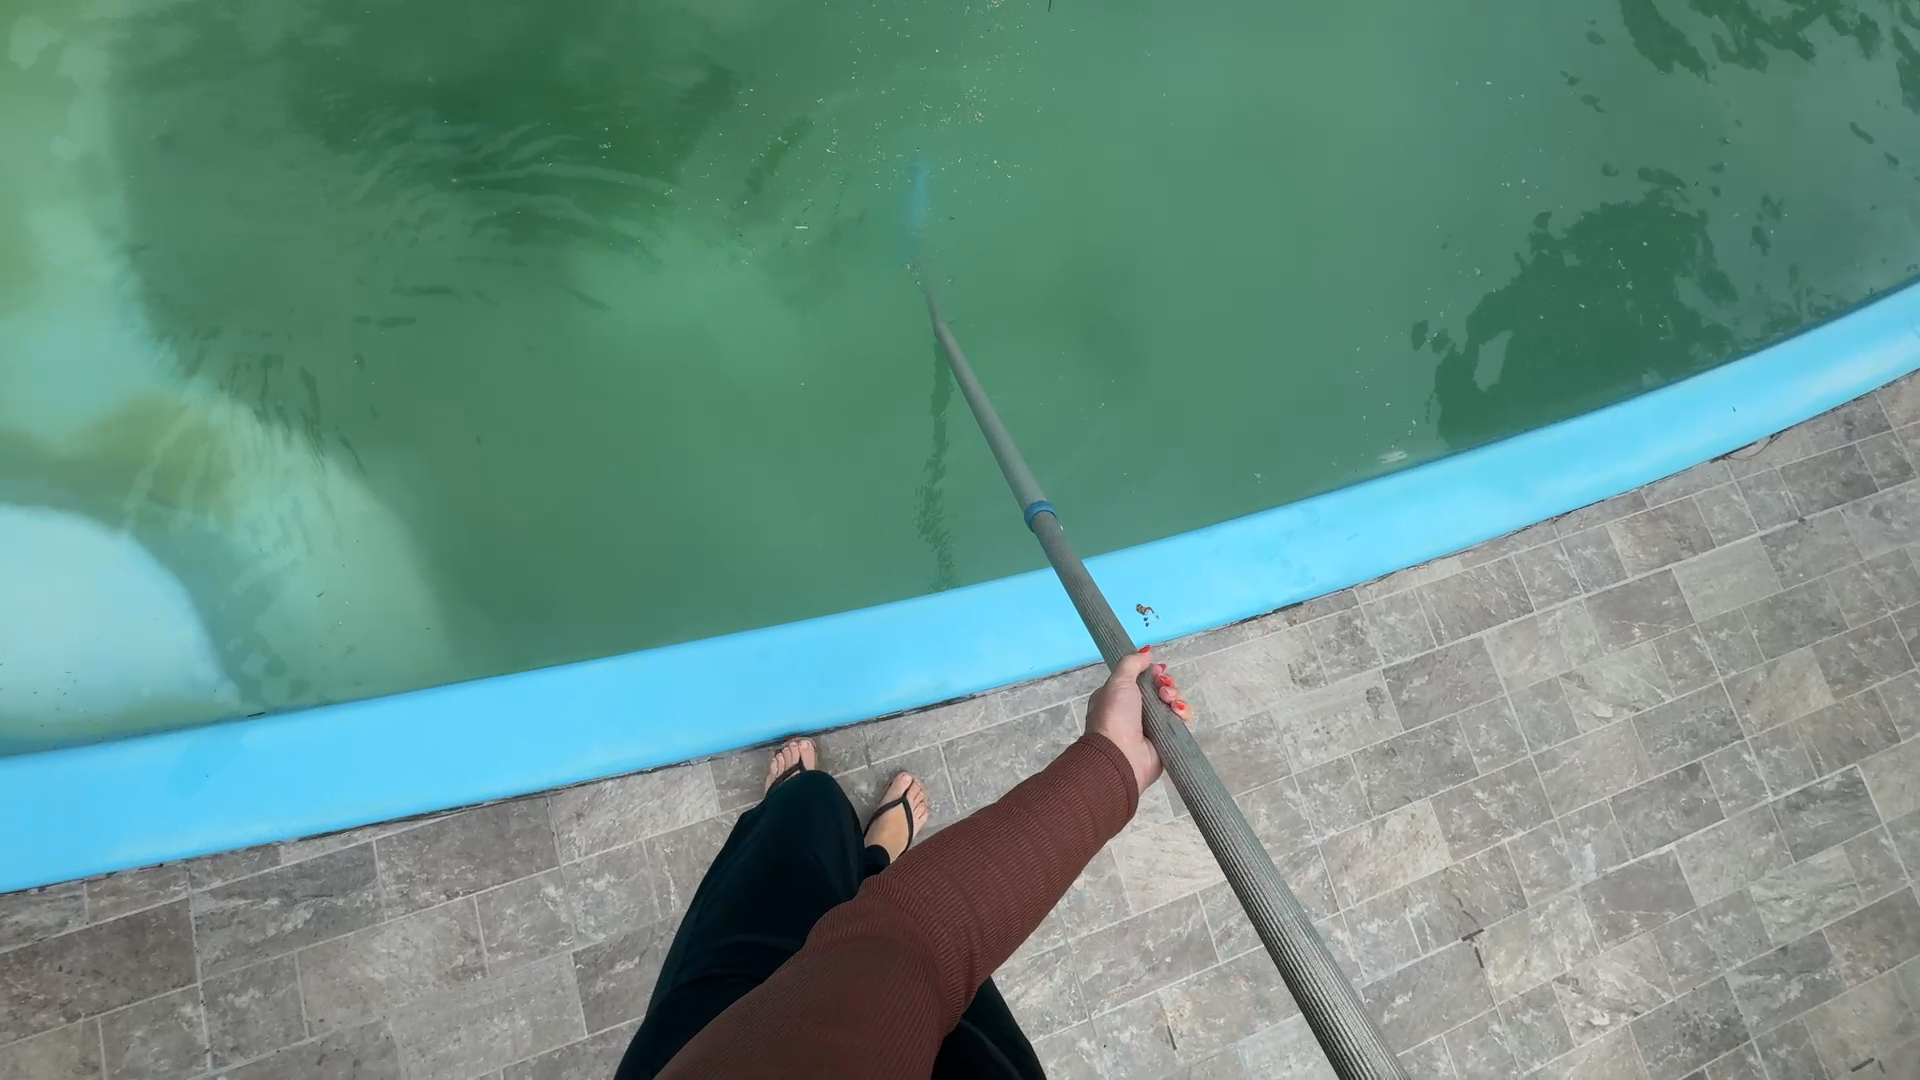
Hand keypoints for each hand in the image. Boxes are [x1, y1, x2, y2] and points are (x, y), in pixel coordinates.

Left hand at [1084, 647, 1194, 795]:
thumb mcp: (1118, 682)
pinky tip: (1179, 713)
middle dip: (1166, 685)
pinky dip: (1182, 715)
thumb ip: (1131, 664)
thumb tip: (1147, 651)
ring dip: (1175, 698)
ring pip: (1172, 704)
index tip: (1159, 671)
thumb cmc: (1115, 716)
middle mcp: (1135, 710)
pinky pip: (1180, 722)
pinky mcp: (1166, 739)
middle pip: (1160, 689)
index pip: (1142, 678)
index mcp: (1119, 695)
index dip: (1154, 672)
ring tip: (1170, 703)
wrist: (1120, 756)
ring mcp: (1151, 725)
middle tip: (1164, 690)